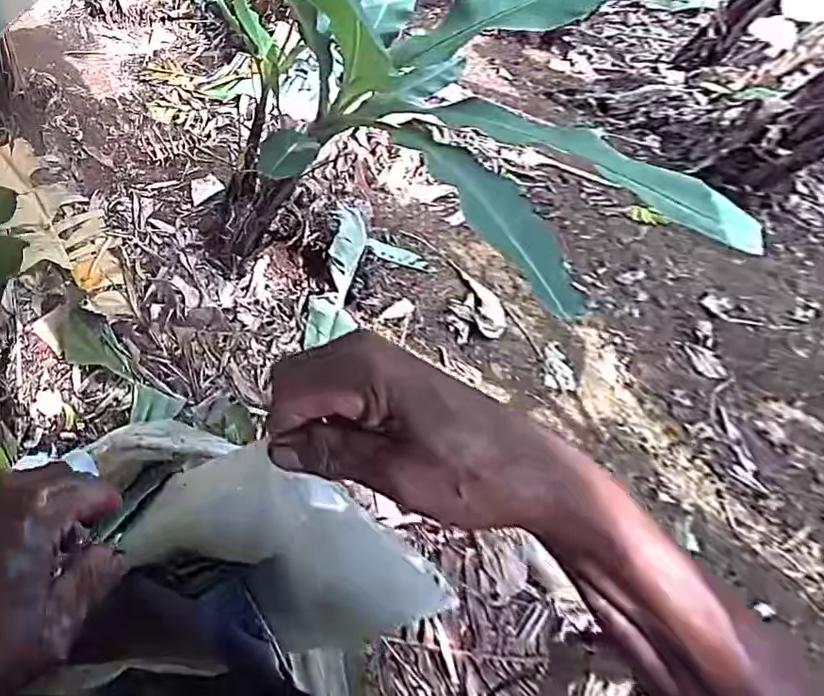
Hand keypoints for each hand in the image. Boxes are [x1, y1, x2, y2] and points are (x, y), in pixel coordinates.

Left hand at [0, 464, 127, 695]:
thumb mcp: (55, 624)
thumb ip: (91, 580)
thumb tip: (116, 553)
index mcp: (35, 509)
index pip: (86, 486)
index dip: (108, 501)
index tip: (121, 520)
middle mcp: (7, 489)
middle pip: (60, 474)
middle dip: (82, 498)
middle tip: (94, 538)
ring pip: (34, 480)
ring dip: (55, 503)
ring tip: (63, 550)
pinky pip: (9, 493)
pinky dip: (29, 506)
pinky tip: (29, 548)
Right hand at [265, 330, 582, 532]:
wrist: (544, 476)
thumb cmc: (478, 477)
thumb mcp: (398, 475)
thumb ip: (330, 455)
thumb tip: (279, 451)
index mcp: (363, 367)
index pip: (289, 391)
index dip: (284, 431)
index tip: (298, 466)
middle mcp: (359, 346)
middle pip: (290, 376)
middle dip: (292, 419)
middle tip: (318, 461)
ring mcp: (369, 350)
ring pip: (303, 376)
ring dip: (308, 414)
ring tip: (341, 451)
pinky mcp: (379, 362)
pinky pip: (327, 378)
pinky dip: (327, 407)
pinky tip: (356, 435)